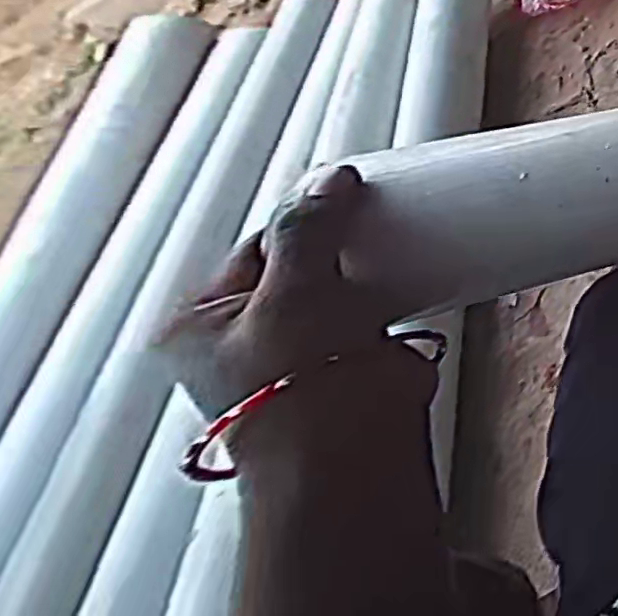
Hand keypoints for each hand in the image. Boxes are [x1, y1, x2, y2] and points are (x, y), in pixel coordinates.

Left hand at [159, 165, 414, 420]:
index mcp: (204, 321)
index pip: (260, 243)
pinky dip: (392, 279)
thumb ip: (309, 232)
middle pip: (304, 258)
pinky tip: (413, 265)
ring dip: (369, 258)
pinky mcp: (356, 344)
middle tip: (378, 214)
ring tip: (399, 236)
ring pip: (341, 276)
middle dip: (342, 236)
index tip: (351, 195)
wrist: (353, 439)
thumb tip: (331, 178)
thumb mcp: (291, 293)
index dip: (307, 216)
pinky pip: (373, 295)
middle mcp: (252, 329)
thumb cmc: (297, 380)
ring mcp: (306, 339)